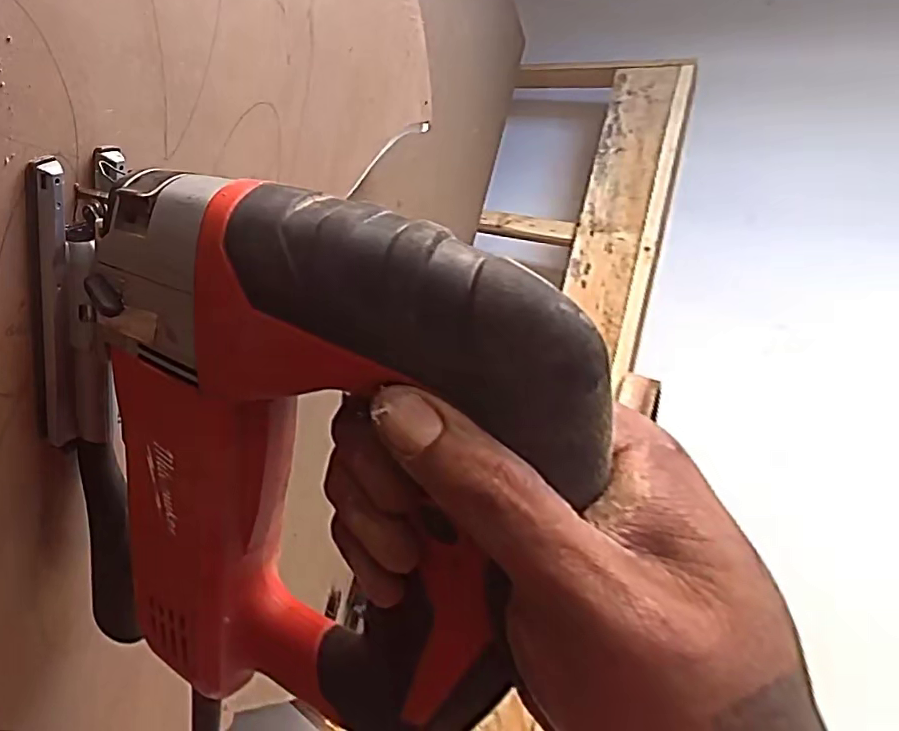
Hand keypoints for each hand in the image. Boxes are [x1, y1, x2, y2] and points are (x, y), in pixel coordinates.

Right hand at [326, 387, 824, 730]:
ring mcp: (500, 502)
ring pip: (386, 467)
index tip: (389, 462)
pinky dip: (373, 547)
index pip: (468, 382)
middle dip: (381, 478)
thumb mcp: (597, 595)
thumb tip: (403, 407)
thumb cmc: (707, 708)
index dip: (404, 407)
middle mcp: (537, 462)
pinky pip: (388, 514)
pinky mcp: (469, 540)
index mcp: (597, 445)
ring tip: (402, 566)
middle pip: (408, 423)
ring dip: (372, 517)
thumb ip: (499, 495)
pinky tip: (399, 581)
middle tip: (397, 525)